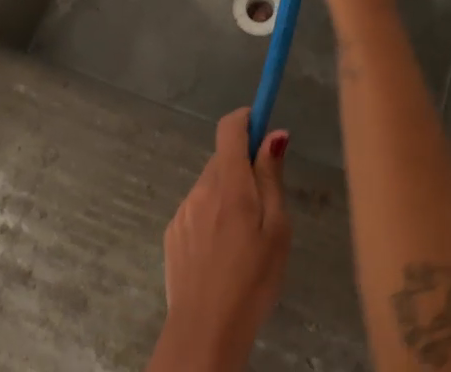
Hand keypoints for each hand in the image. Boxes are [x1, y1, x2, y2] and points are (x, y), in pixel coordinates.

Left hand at [150, 109, 292, 371]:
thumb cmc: (253, 280)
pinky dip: (212, 215)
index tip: (264, 126)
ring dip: (228, 193)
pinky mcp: (172, 233)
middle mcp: (201, 189)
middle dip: (244, 166)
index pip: (230, 128)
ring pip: (210, 185)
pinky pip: (197, 209)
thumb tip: (273, 134)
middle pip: (223, 158)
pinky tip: (223, 250)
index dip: (246, 118)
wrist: (205, 331)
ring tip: (245, 236)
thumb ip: (272, 178)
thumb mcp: (277, 229)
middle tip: (265, 203)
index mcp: (230, 185)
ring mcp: (183, 211)